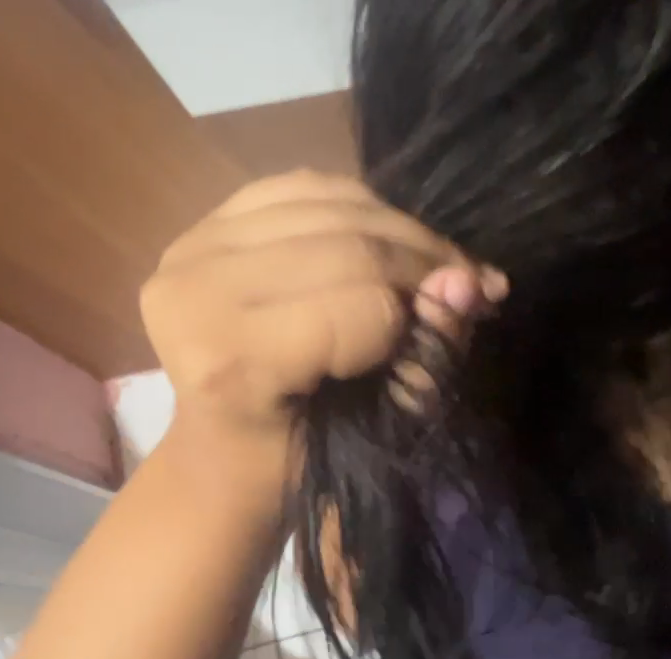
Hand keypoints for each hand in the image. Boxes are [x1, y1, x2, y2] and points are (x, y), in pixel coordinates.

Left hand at [138, 170, 506, 468]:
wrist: (223, 447)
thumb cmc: (298, 460)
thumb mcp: (373, 430)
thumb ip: (424, 358)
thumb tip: (471, 284)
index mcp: (232, 360)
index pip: (363, 307)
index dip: (426, 311)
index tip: (475, 318)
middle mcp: (197, 287)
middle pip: (349, 244)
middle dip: (429, 261)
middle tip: (477, 286)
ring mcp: (193, 243)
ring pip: (333, 204)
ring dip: (407, 231)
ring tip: (445, 266)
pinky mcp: (204, 220)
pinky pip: (307, 187)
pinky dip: (365, 208)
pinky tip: (394, 240)